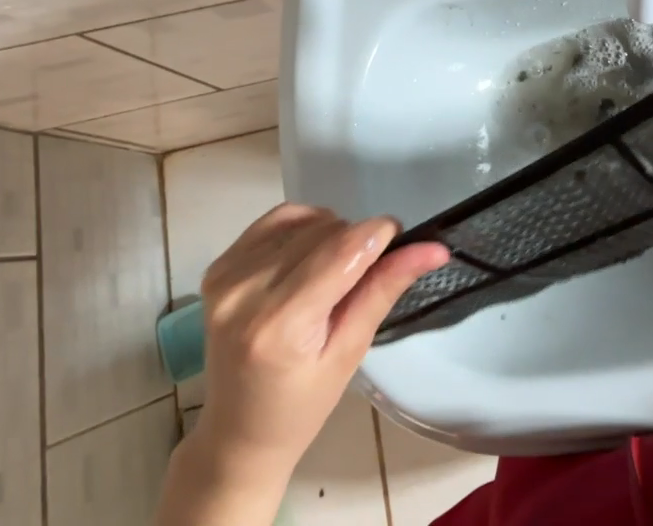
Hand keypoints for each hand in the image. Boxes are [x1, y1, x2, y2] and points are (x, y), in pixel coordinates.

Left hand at [195, 205, 448, 477]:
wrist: (236, 432)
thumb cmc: (302, 405)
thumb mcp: (351, 352)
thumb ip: (385, 289)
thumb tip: (434, 248)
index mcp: (280, 326)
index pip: (342, 250)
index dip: (381, 234)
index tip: (402, 241)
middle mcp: (244, 293)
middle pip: (326, 230)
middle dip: (356, 241)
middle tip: (360, 281)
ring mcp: (226, 277)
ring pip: (305, 220)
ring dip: (330, 234)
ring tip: (331, 275)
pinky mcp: (218, 267)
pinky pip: (276, 220)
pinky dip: (303, 227)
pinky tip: (308, 257)